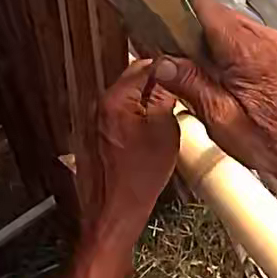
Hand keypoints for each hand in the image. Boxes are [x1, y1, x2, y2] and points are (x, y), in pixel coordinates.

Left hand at [81, 58, 179, 248]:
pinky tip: (148, 129)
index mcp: (115, 100)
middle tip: (178, 93)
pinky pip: (117, 112)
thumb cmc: (140, 177)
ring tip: (166, 113)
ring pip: (125, 95)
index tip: (183, 73)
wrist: (114, 210)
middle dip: (156, 83)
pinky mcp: (93, 132)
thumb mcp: (165, 132)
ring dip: (144, 99)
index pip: (143, 67)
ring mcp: (93, 118)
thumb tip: (169, 75)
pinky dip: (133, 114)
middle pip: (132, 79)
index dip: (167, 68)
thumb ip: (165, 97)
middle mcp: (99, 104)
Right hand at [153, 0, 276, 182]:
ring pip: (227, 23)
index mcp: (245, 50)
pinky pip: (240, 36)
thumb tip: (161, 63)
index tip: (167, 37)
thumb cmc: (266, 139)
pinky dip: (225, 49)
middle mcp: (261, 39)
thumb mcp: (218, 116)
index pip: (204, 7)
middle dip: (193, 33)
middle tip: (182, 64)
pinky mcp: (272, 51)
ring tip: (203, 74)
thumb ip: (189, 83)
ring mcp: (270, 42)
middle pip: (214, 13)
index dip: (180, 17)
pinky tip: (221, 77)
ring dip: (209, 42)